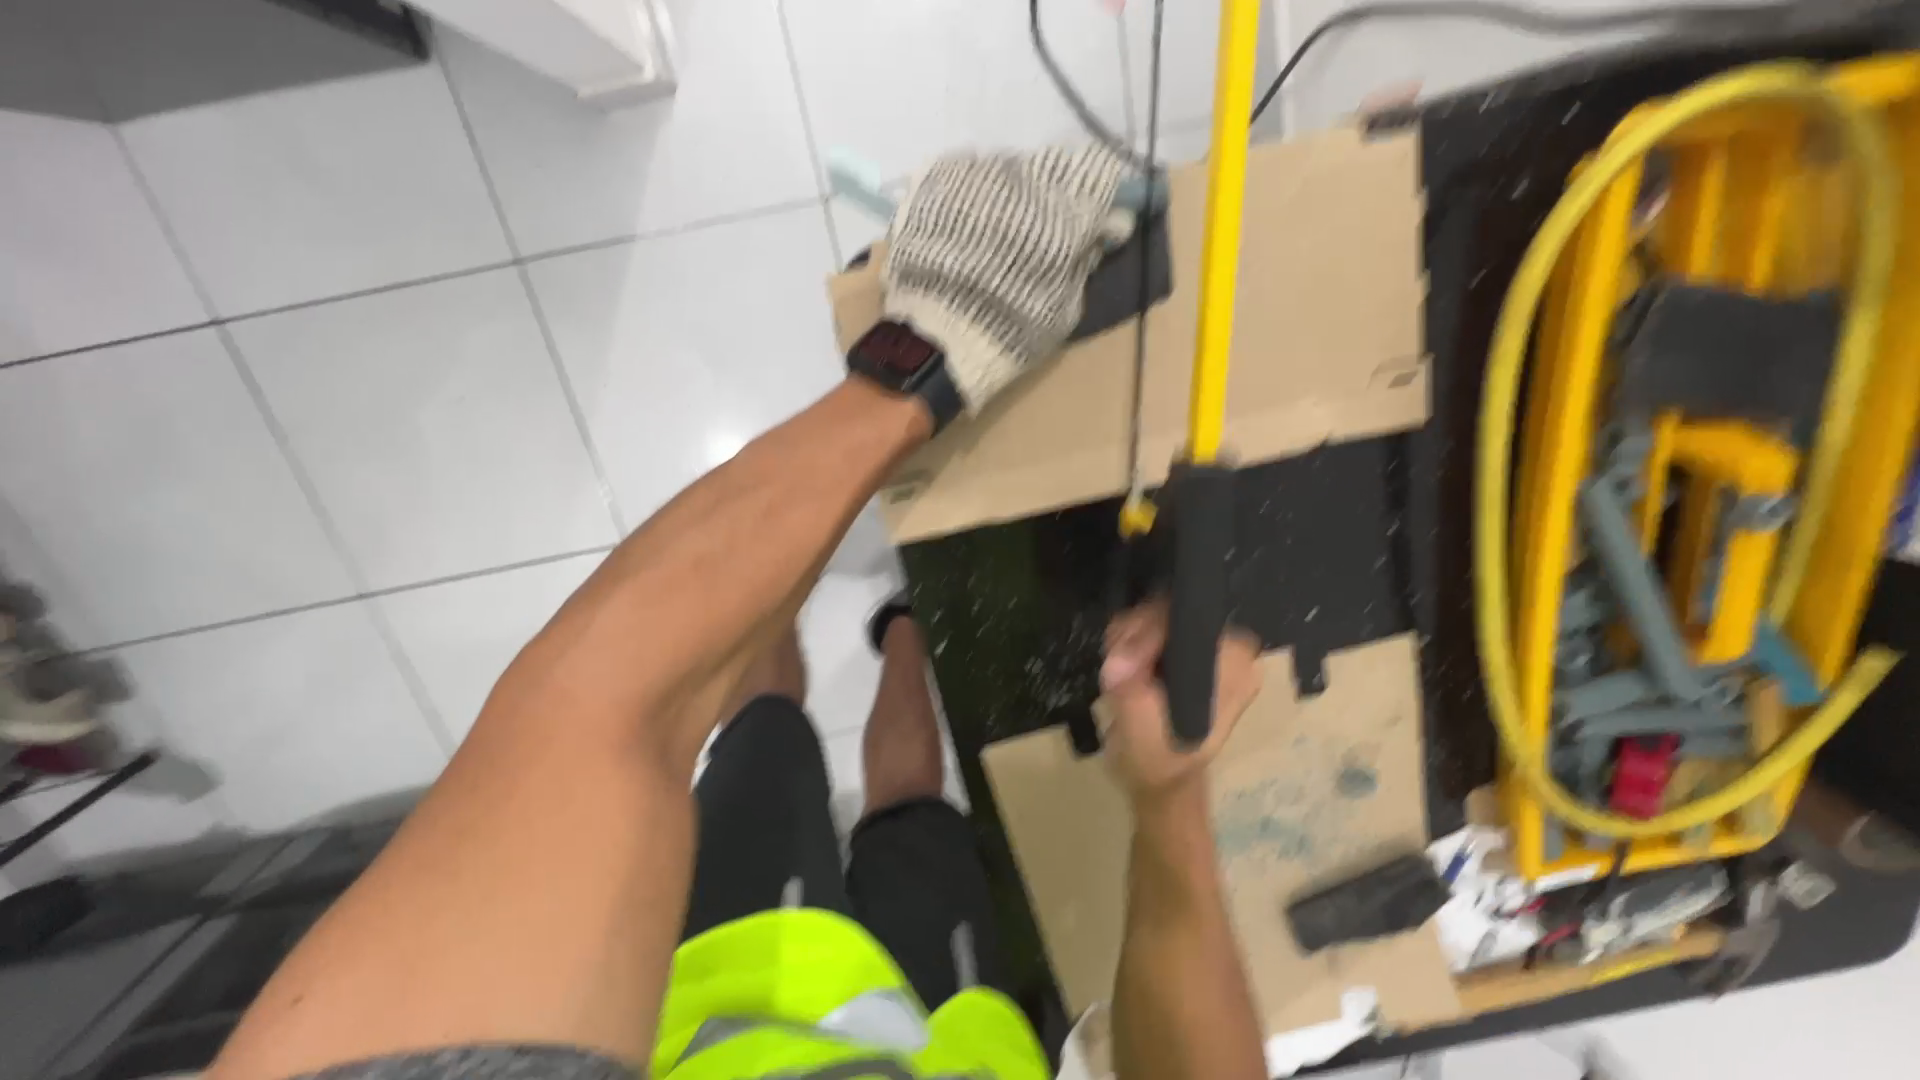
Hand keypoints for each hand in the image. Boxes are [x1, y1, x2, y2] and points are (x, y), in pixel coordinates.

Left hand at [882, 143, 1133, 413]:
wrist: (936, 335)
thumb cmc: (1010, 328)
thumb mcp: (1064, 306)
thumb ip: (1083, 262)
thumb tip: (1100, 233)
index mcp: (1064, 207)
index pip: (1099, 173)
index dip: (1102, 194)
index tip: (1100, 219)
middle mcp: (1024, 175)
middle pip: (1051, 167)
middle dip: (1053, 196)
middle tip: (1042, 233)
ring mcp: (977, 173)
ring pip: (1006, 171)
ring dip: (1010, 196)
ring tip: (996, 234)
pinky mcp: (937, 179)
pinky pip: (966, 176)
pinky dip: (972, 197)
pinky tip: (964, 229)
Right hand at [1096, 601, 1262, 805]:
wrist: (1157, 782)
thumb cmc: (1157, 762)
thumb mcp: (1141, 729)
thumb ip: (1131, 690)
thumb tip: (1115, 664)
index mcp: (1233, 667)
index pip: (1191, 621)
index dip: (1152, 632)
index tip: (1128, 660)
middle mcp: (1226, 650)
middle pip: (1169, 612)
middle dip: (1134, 637)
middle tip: (1116, 669)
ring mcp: (1202, 648)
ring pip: (1153, 614)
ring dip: (1126, 640)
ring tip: (1117, 676)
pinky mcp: (1181, 649)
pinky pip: (1147, 625)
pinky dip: (1126, 641)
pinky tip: (1120, 670)